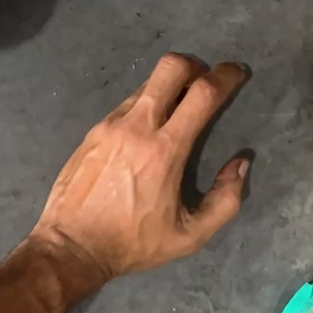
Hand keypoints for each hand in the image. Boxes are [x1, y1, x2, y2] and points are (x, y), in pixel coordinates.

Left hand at [28, 54, 251, 282]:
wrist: (71, 247)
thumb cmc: (133, 244)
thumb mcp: (190, 236)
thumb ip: (225, 200)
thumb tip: (241, 163)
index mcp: (165, 150)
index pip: (203, 93)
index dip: (227, 75)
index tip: (237, 72)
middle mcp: (136, 127)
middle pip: (170, 67)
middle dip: (195, 66)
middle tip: (205, 84)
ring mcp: (109, 126)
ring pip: (146, 85)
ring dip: (168, 89)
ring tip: (176, 113)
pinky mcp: (92, 132)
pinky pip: (125, 105)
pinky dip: (144, 107)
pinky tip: (145, 133)